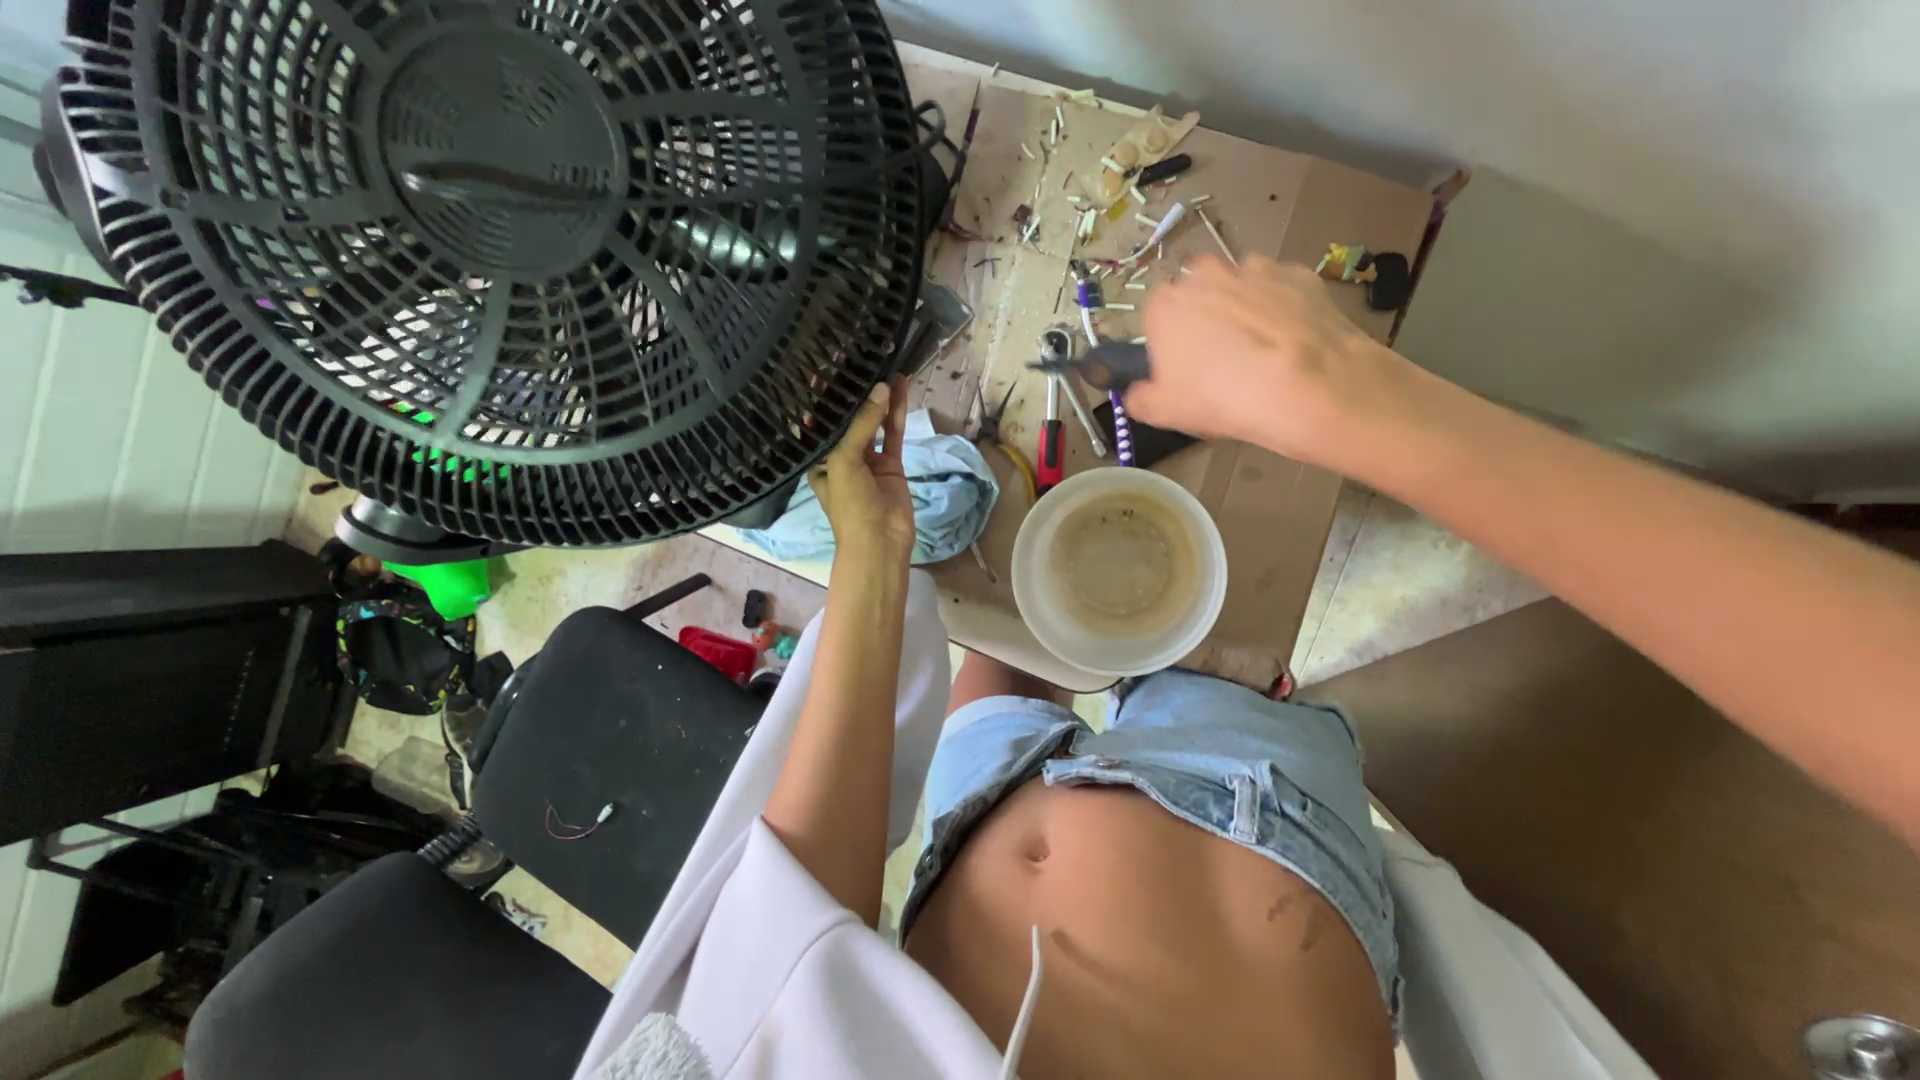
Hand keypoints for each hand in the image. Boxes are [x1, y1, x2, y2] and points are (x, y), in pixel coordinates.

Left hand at [814, 375, 914, 565]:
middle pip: (850, 419)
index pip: (821, 423)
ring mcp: (869, 460)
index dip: (825, 398)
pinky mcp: (891, 464)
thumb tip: (882, 388)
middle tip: (861, 360)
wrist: (879, 542)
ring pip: (875, 423)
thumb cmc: (850, 504)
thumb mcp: (845, 461)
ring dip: (881, 399)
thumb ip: (863, 424)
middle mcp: (842, 456)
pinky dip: (896, 413)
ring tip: (888, 368)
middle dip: (856, 395)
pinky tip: (900, 389)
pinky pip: (894, 433)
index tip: (828, 367)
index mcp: (820, 459)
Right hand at [1127, 255, 1419, 469]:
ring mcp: (1254, 268)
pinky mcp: (1297, 273)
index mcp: (1165, 303)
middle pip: (1197, 294)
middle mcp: (1205, 274)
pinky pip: (1280, 291)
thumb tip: (1139, 391)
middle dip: (1205, 318)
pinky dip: (1281, 310)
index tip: (1184, 368)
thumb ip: (1140, 396)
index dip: (1168, 342)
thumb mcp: (1163, 412)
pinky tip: (1291, 343)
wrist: (1308, 388)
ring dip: (1244, 311)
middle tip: (1222, 361)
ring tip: (1262, 354)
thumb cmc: (1223, 398)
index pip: (1156, 316)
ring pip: (1240, 288)